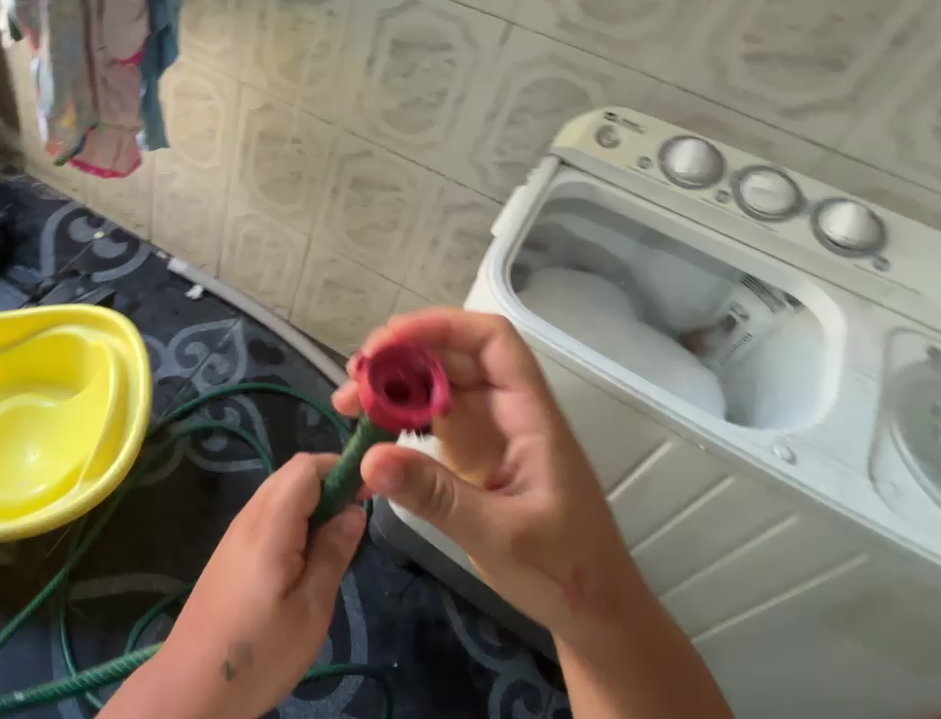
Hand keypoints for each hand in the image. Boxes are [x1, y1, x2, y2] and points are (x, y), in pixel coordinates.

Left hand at [104, 453, 364, 718]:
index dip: (342, 468)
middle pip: (293, 474)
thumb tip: (355, 510)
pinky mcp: (232, 552)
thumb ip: (333, 552)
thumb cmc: (260, 650)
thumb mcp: (311, 607)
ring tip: (339, 541)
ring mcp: (237, 533)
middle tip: (359, 520)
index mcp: (270, 522)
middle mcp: (250, 516)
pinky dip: (295, 521)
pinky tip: (309, 557)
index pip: (307, 466)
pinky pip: (269, 516)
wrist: (193, 686)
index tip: (373, 492)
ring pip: (280, 494)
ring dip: (313, 504)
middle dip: (330, 483)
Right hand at [332, 308, 645, 642]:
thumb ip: (436, 495)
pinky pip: (427, 420)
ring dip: (390, 386)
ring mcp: (486, 432)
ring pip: (434, 385)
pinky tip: (367, 435)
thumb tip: (369, 458)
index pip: (491, 341)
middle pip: (452, 357)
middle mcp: (505, 411)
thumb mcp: (500, 536)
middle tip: (353, 382)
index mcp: (529, 414)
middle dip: (399, 358)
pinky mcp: (469, 455)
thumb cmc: (566, 573)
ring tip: (347, 405)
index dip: (440, 327)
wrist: (593, 613)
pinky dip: (395, 420)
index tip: (386, 344)